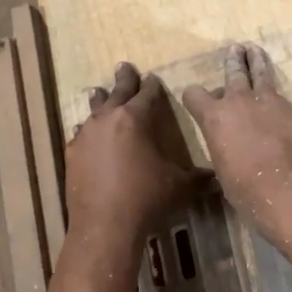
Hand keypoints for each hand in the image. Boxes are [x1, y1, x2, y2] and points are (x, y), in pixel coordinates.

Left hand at [65, 63, 201, 241]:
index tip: (154, 78)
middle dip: (124, 79)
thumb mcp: (179, 186)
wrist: (105, 225)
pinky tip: (85, 131)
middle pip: (117, 92)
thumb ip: (198, 177)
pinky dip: (87, 129)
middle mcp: (108, 120)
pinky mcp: (73, 154)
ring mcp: (86, 136)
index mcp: (135, 119)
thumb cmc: (146, 198)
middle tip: (125, 66)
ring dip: (101, 100)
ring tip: (99, 91)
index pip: (147, 94)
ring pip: (94, 110)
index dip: (153, 86)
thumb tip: (218, 178)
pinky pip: (81, 133)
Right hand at [181, 45, 291, 229]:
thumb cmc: (245, 187)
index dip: (193, 96)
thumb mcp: (223, 168)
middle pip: (233, 71)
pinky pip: (280, 95)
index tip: (194, 96)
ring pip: (260, 72)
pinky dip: (276, 94)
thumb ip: (225, 148)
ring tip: (254, 50)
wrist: (285, 184)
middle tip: (234, 49)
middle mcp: (238, 101)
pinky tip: (279, 99)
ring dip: (256, 60)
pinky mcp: (291, 107)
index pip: (195, 95)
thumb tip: (231, 148)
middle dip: (232, 60)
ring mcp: (267, 100)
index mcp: (214, 117)